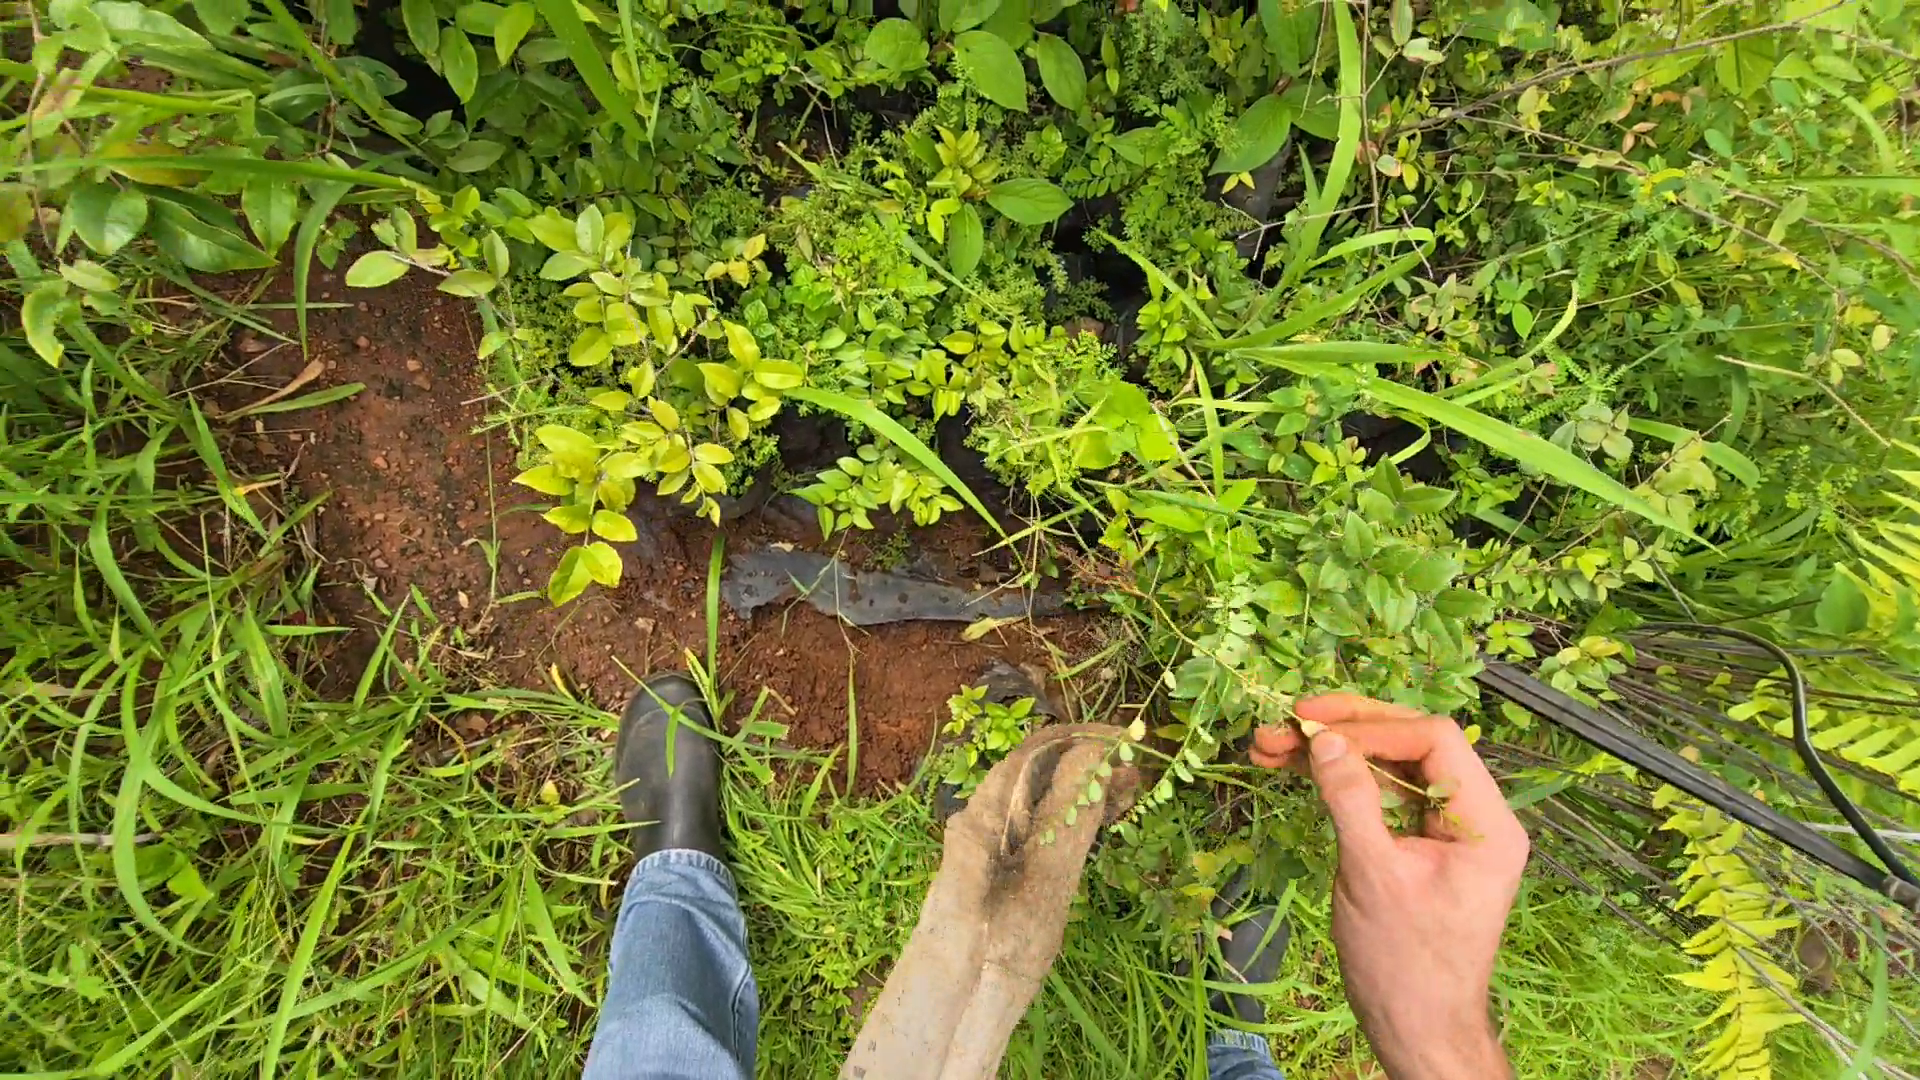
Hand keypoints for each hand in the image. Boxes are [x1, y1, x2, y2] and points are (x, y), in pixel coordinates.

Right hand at [1252, 695, 1527, 1079]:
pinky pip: (1370, 788)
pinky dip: (1328, 775)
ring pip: (1379, 760)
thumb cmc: (1403, 959)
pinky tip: (1286, 768)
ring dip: (1324, 748)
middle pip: (1403, 740)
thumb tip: (1322, 737)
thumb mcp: (1372, 874)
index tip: (1311, 728)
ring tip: (1267, 744)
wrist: (1413, 1026)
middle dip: (1340, 728)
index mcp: (1483, 819)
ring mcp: (1435, 823)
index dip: (1369, 726)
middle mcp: (1466, 811)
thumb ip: (1350, 799)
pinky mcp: (1407, 835)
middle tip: (1284, 721)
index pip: (1431, 739)